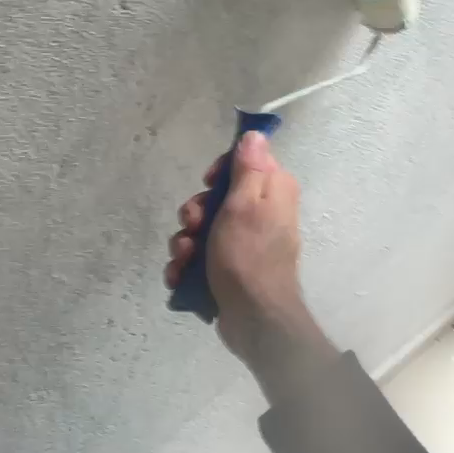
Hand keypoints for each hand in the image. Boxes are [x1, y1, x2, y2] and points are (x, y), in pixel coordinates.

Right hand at [165, 132, 335, 393]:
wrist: (254, 319)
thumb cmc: (248, 255)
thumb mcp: (244, 204)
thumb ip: (248, 168)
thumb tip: (256, 133)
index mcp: (273, 191)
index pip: (244, 161)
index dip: (219, 171)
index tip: (208, 183)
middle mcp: (263, 212)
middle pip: (218, 197)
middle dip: (195, 212)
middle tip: (192, 226)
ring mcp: (246, 242)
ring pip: (204, 228)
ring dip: (186, 242)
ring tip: (184, 258)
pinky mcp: (232, 267)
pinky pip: (203, 255)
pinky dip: (188, 264)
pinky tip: (180, 275)